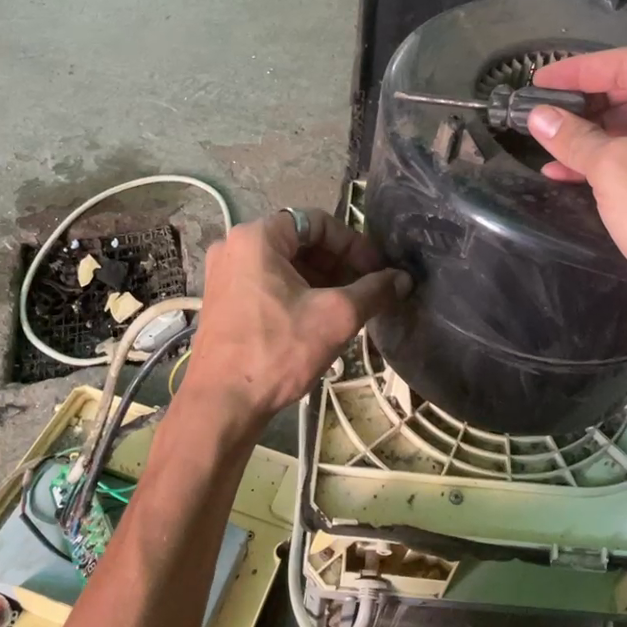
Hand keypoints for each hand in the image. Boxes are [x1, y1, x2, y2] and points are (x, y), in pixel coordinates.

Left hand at [182, 208, 410, 426]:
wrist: (222, 404)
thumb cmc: (278, 351)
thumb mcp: (336, 317)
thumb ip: (374, 291)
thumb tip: (403, 279)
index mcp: (257, 237)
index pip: (318, 222)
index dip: (354, 244)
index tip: (377, 271)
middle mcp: (234, 246)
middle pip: (301, 241)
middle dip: (339, 264)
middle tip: (367, 290)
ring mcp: (224, 275)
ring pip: (285, 265)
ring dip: (322, 280)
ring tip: (350, 308)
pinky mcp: (222, 301)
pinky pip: (268, 283)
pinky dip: (298, 293)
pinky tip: (320, 320)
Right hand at [528, 47, 626, 321]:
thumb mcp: (618, 172)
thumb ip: (576, 138)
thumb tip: (539, 116)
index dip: (579, 70)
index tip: (538, 80)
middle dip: (583, 104)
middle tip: (539, 111)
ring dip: (590, 135)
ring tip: (547, 143)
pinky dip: (607, 161)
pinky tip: (566, 172)